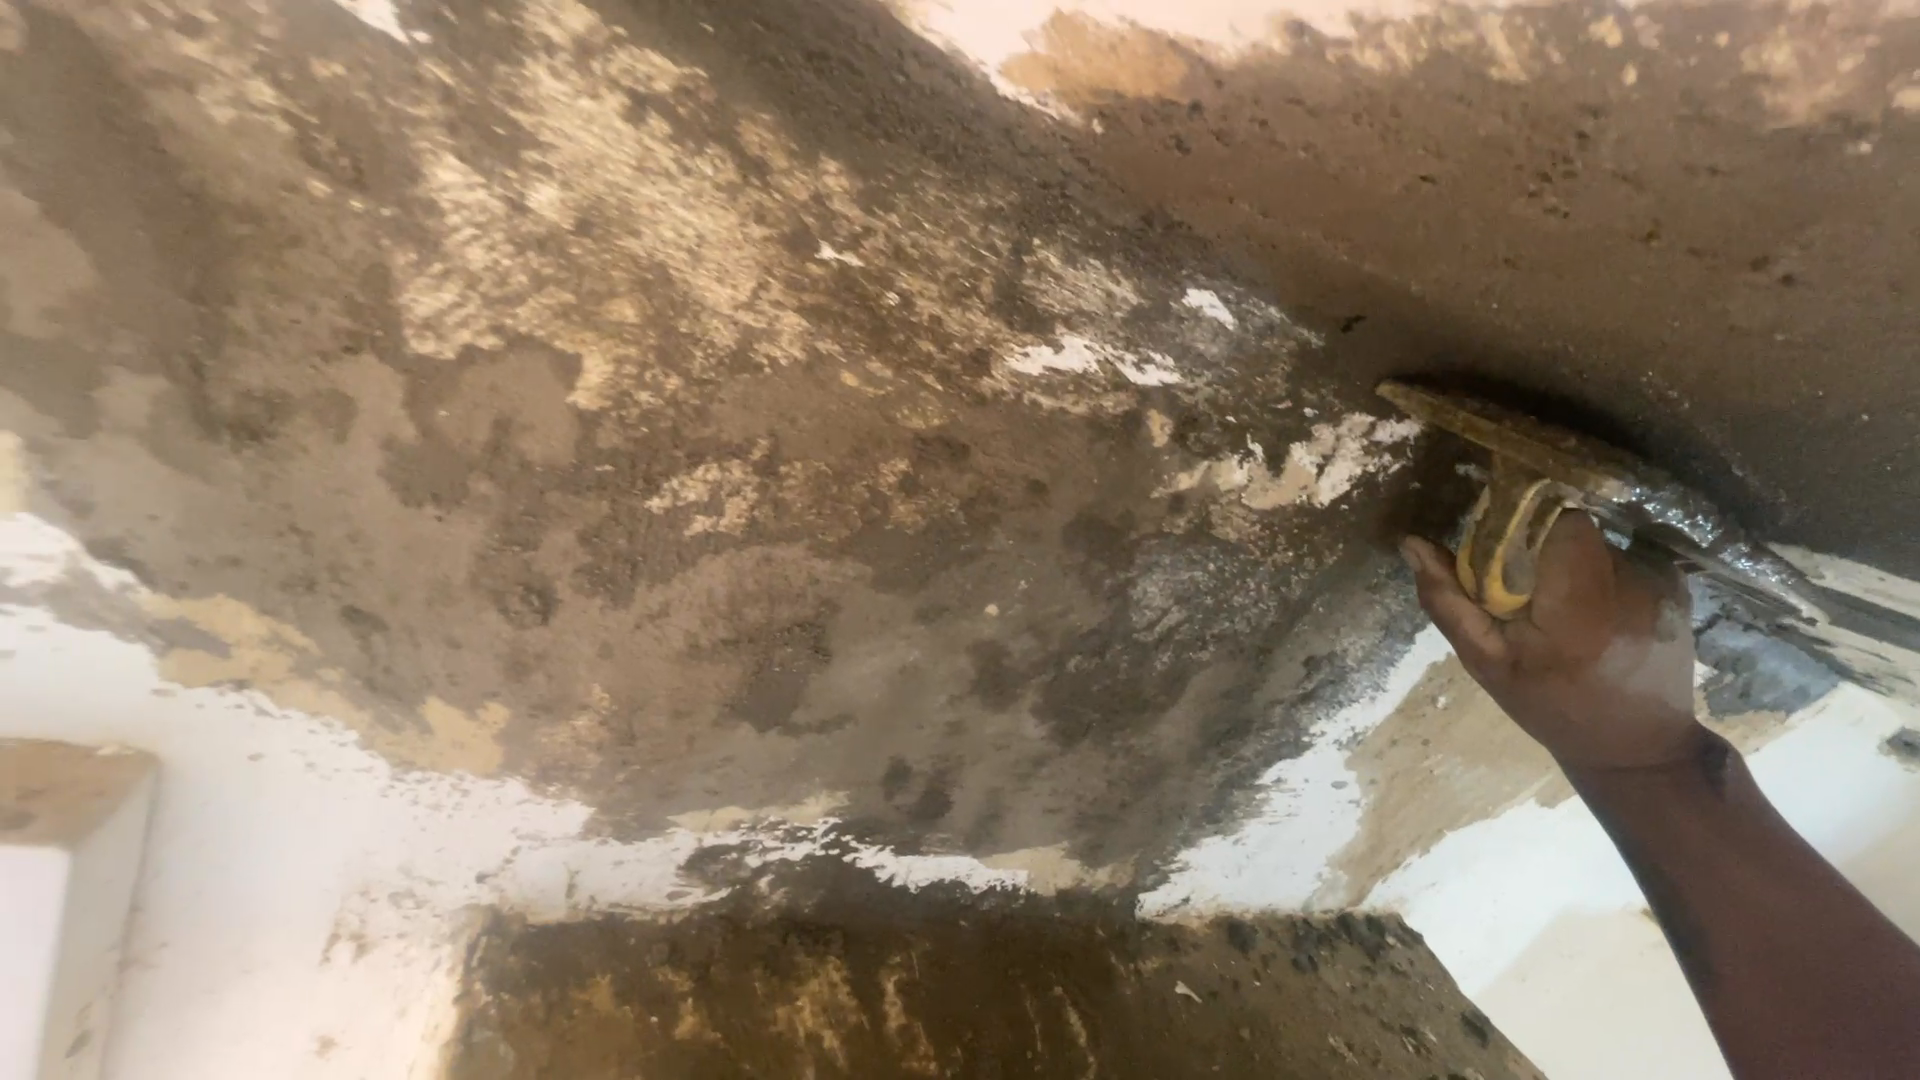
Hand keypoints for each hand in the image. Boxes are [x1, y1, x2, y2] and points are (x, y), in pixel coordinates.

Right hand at [1401, 512, 1705, 772]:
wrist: (1636, 745)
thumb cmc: (1548, 705)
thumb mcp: (1484, 660)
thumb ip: (1447, 600)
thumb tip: (1411, 544)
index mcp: (1580, 610)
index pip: (1559, 527)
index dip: (1523, 527)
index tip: (1498, 550)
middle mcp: (1633, 588)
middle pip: (1574, 530)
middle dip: (1540, 546)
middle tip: (1520, 586)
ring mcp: (1664, 585)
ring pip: (1595, 541)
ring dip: (1566, 560)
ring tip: (1553, 604)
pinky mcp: (1677, 586)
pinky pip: (1621, 554)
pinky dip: (1595, 570)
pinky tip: (1587, 607)